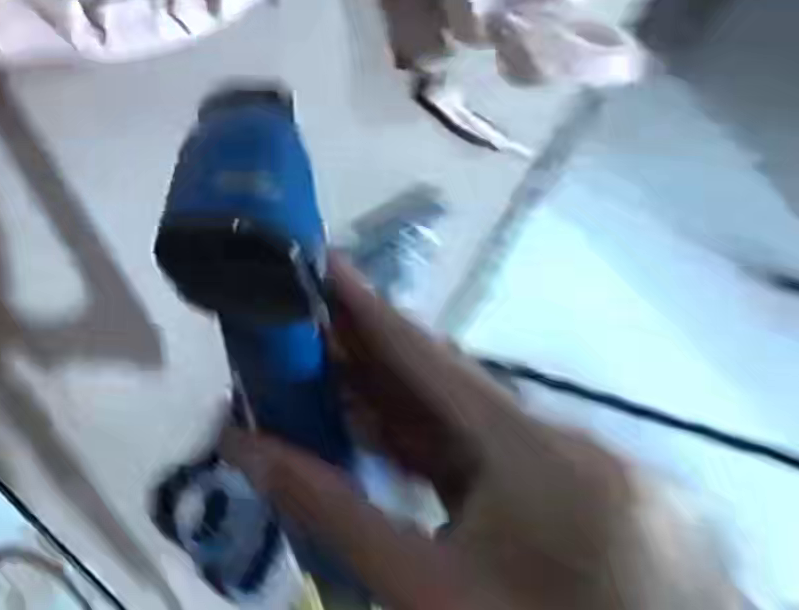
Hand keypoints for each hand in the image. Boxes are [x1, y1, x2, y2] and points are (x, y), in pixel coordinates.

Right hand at [220, 261, 732, 609]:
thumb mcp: (427, 590)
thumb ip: (326, 507)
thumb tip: (233, 442)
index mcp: (550, 459)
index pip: (428, 358)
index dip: (362, 303)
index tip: (311, 254)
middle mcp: (580, 454)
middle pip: (444, 386)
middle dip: (358, 357)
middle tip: (283, 329)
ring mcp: (596, 487)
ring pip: (462, 423)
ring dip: (384, 404)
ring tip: (308, 382)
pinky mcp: (595, 517)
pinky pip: (486, 459)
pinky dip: (421, 444)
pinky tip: (370, 440)